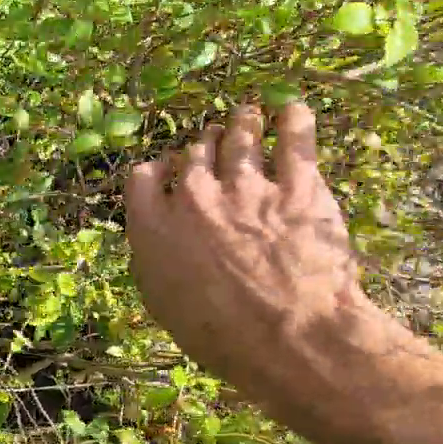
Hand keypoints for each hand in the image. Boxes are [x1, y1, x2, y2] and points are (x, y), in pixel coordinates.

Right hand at [125, 100, 401, 419]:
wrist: (285, 333)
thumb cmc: (213, 329)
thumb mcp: (160, 297)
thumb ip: (154, 256)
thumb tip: (156, 240)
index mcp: (152, 225)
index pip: (143, 177)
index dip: (154, 170)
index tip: (164, 169)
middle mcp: (193, 197)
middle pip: (194, 154)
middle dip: (201, 145)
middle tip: (212, 138)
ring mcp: (247, 189)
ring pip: (240, 140)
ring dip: (241, 125)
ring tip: (246, 114)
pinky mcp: (300, 189)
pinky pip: (296, 143)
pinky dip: (294, 122)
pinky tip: (294, 110)